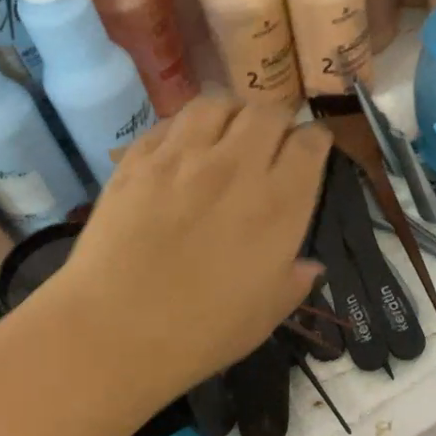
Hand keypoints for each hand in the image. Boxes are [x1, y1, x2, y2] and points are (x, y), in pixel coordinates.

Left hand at [46, 97, 329, 397]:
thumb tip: (309, 265)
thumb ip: (294, 281)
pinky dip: (187, 127)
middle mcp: (237, 167)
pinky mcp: (138, 159)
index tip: (313, 149)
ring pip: (218, 104)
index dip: (316, 141)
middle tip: (273, 141)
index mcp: (280, 205)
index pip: (310, 145)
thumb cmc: (205, 331)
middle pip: (267, 112)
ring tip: (229, 134)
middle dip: (278, 121)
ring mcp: (183, 157)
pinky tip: (184, 150)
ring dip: (232, 114)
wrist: (119, 328)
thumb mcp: (268, 314)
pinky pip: (171, 123)